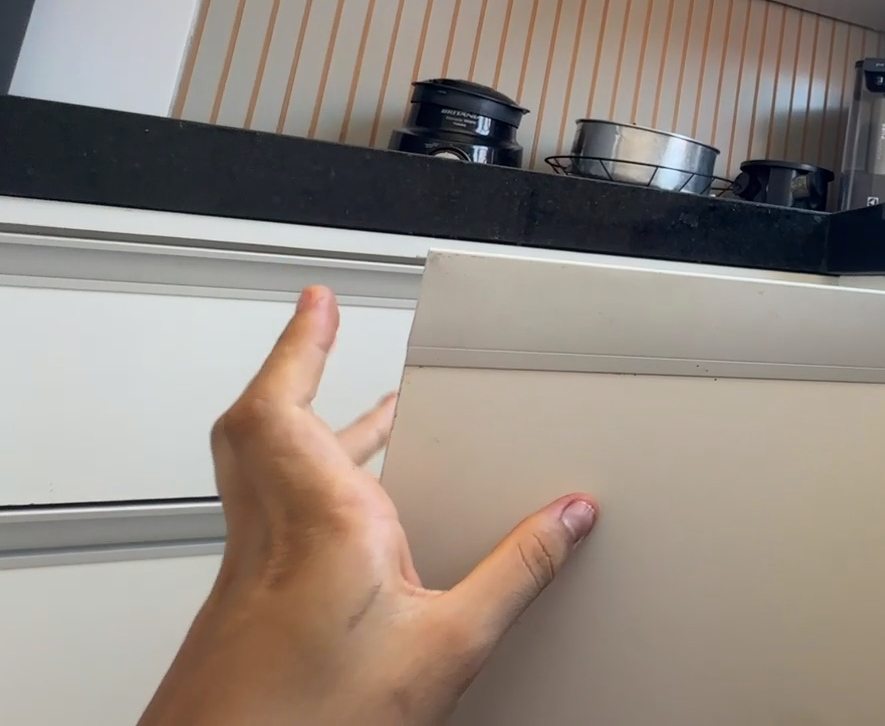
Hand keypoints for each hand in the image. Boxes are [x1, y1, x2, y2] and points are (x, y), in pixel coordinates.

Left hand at [139, 287, 598, 725]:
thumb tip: (570, 516)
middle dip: (300, 370)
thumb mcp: (446, 647)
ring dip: (320, 428)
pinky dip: (323, 486)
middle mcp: (271, 542)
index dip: (296, 347)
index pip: (281, 410)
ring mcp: (252, 577)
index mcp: (319, 528)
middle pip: (263, 429)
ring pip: (273, 472)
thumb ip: (518, 571)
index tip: (314, 302)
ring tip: (378, 411)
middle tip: (325, 333)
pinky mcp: (249, 611)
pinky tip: (373, 518)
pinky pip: (280, 518)